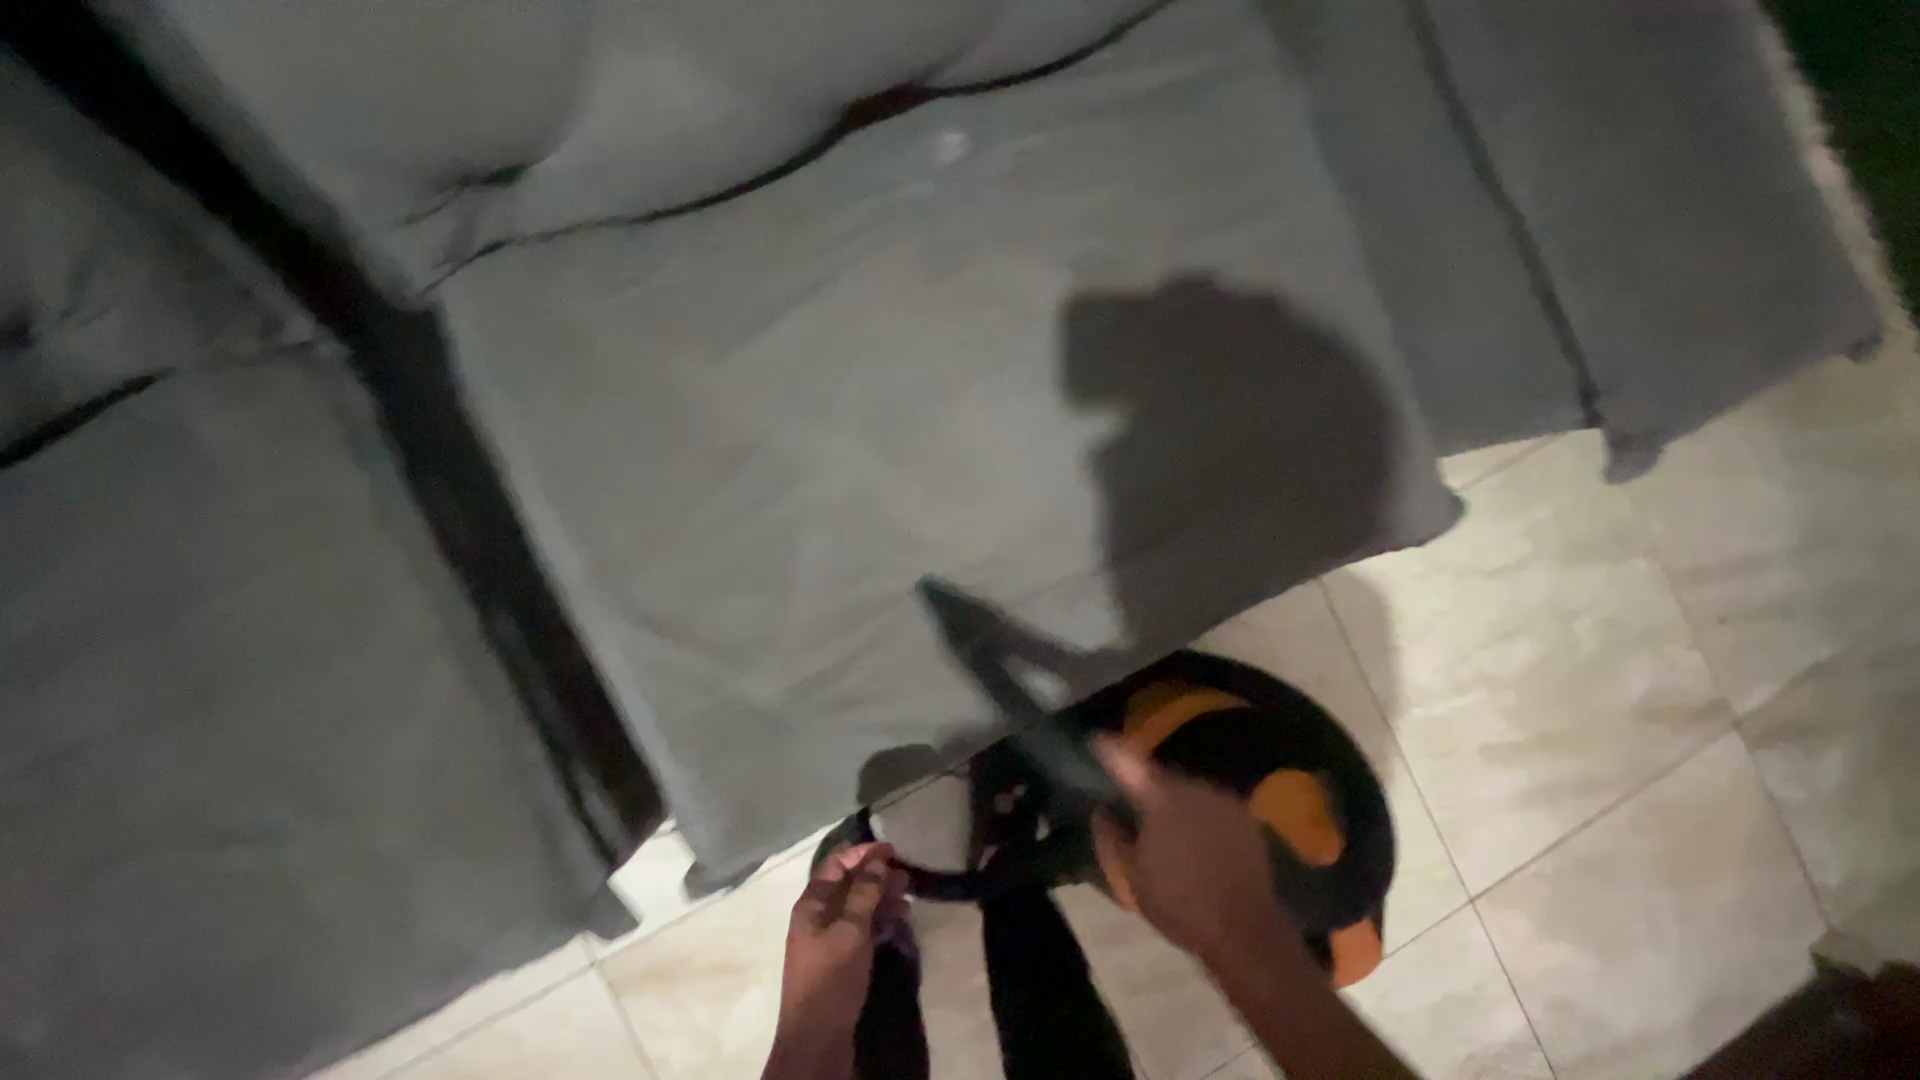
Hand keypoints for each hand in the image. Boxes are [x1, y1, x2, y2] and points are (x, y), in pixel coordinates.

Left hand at [774, 842, 909, 1041]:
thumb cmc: (831, 977)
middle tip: (906, 877)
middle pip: (847, 885)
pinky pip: (860, 929)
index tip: (892, 850)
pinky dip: (878, 921)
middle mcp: (816, 916)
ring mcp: (827, 939)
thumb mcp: (851, 929)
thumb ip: (864, 892)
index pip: (836, 864)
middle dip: (876, 876)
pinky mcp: (839, 959)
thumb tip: (876, 858)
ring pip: (856, 907)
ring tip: (907, 900)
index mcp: (811, 903)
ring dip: (880, 899)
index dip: (862, 853)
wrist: (816, 1038)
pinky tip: (898, 922)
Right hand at [1091, 737, 1303, 964]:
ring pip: (1188, 791)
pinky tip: (1197, 840)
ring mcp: (1223, 800)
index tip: (1095, 739)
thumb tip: (1101, 810)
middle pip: (1161, 777)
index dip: (1108, 749)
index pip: (1127, 762)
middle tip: (1132, 805)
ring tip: (1166, 828)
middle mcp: (1194, 788)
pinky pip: (1211, 806)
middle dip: (1145, 786)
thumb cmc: (1180, 904)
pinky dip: (1199, 815)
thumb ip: (1111, 836)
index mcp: (1160, 798)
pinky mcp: (1245, 818)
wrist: (1245, 931)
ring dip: (1174, 801)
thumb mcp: (1131, 876)